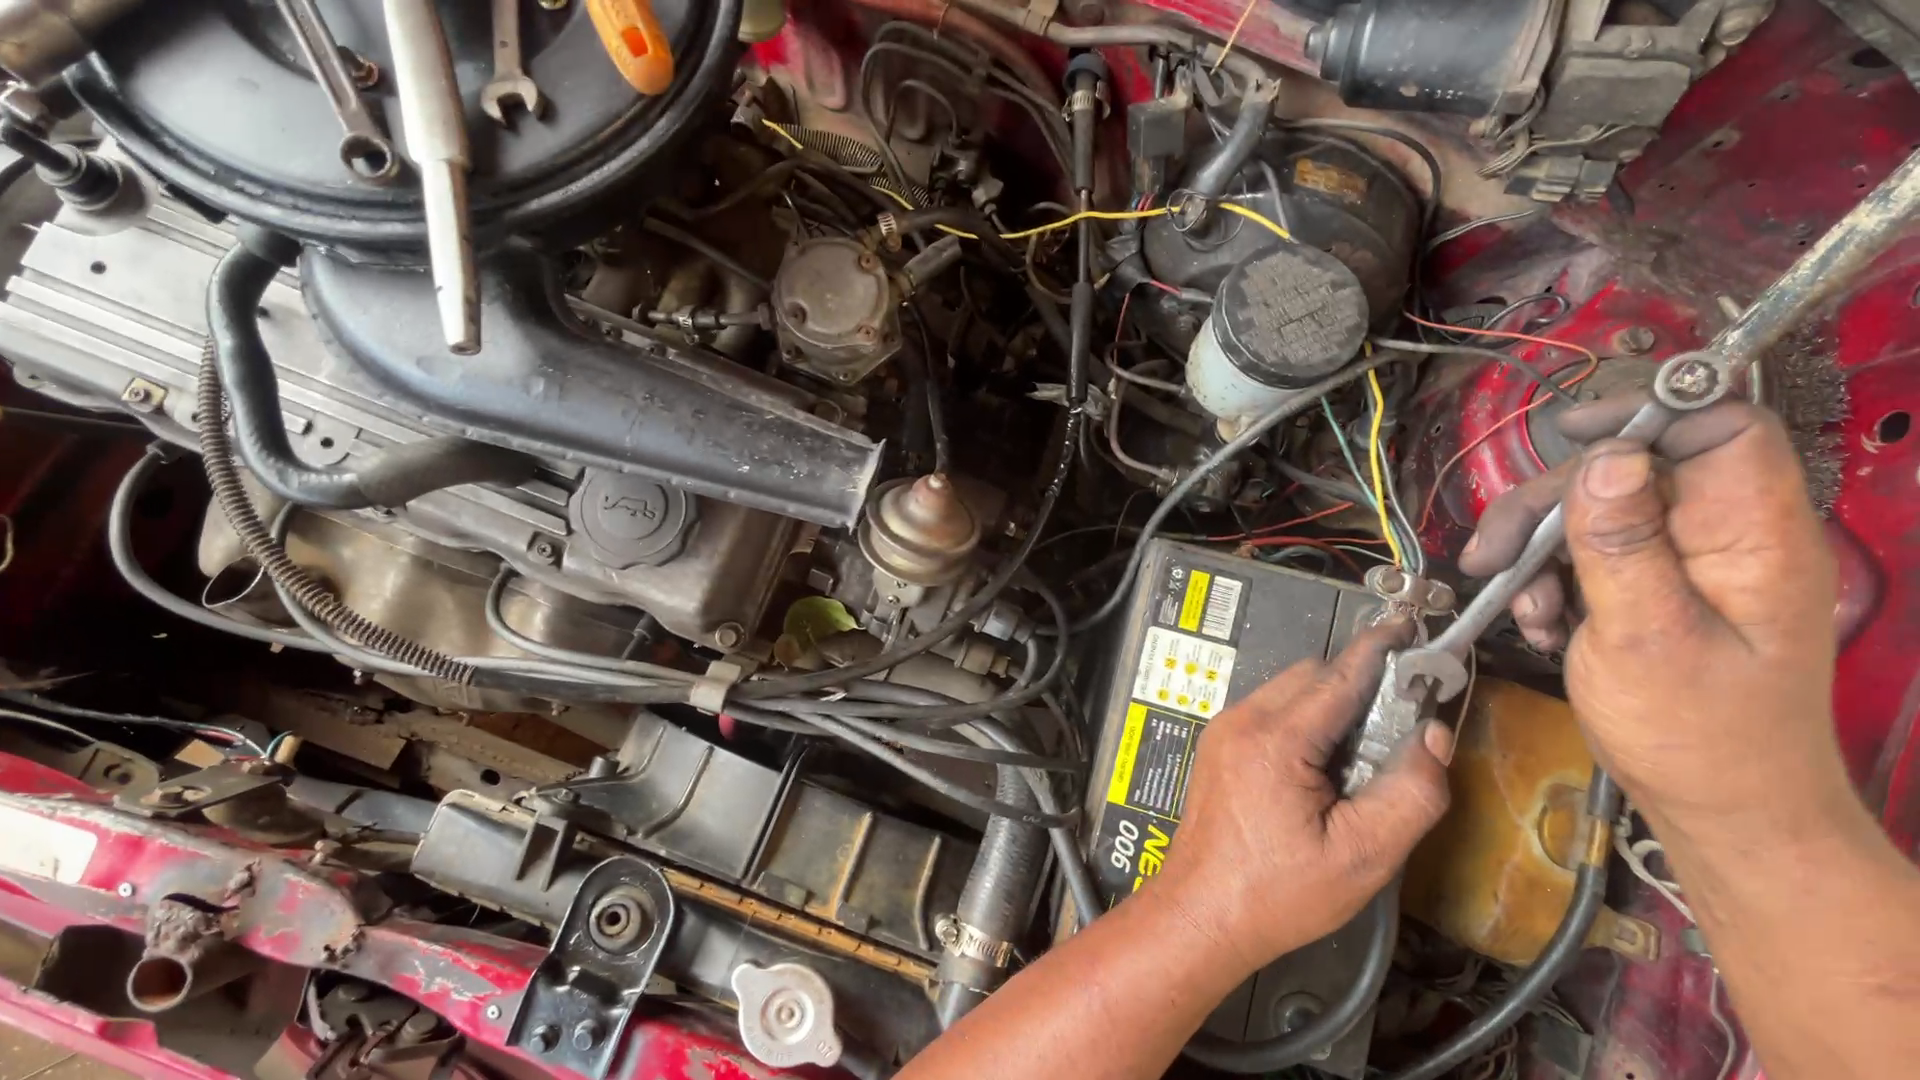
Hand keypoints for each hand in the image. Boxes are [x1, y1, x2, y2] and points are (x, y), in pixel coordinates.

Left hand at [1147, 618, 1452, 973]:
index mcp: (1274, 739)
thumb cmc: (1277, 893)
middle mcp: (1241, 721)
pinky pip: (1270, 712)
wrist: (1203, 912)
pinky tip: (1321, 771)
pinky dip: (1303, 723)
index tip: (1412, 633)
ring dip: (1330, 707)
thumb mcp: (1364, 855)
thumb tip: (1433, 736)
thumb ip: (1411, 792)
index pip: (1339, 675)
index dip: (1382, 652)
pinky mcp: (1219, 746)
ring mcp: (1223, 730)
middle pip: (1312, 675)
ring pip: (1289, 690)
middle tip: (1396, 730)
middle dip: (1358, 688)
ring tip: (1358, 762)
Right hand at [1460, 400, 1847, 831]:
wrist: (1716, 808)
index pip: (1720, 430)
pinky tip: (1539, 621)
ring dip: (1538, 550)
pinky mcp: (1654, 589)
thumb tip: (1607, 458)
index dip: (1647, 414)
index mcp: (1753, 537)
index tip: (1568, 434)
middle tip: (1494, 552)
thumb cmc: (1697, 734)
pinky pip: (1590, 556)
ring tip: (1515, 602)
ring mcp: (1687, 564)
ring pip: (1597, 512)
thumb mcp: (1645, 637)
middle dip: (1552, 505)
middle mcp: (1724, 537)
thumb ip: (1622, 544)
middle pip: (1631, 471)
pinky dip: (1550, 582)